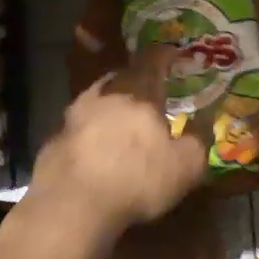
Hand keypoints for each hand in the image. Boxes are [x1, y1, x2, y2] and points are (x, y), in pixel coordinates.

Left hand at [27, 45, 209, 235]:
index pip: (152, 61)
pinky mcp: (54, 140)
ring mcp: (74, 116)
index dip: (164, 55)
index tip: (172, 52)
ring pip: (96, 98)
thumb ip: (198, 140)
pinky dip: (90, 130)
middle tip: (147, 89)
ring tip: (120, 117)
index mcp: (139, 94)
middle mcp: (105, 95)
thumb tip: (205, 121)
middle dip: (135, 79)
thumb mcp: (185, 167)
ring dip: (109, 103)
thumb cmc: (136, 180)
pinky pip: (78, 126)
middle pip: (121, 76)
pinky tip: (96, 148)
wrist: (71, 206)